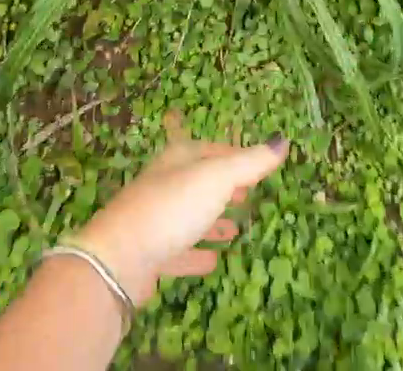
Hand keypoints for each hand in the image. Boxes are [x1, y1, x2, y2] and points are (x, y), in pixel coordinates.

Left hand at [73, 134, 287, 302]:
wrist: (119, 258)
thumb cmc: (172, 207)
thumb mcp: (217, 178)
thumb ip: (251, 162)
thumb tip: (283, 140)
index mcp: (179, 159)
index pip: (213, 151)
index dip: (237, 157)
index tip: (259, 167)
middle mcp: (166, 184)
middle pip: (200, 182)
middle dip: (225, 188)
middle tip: (249, 195)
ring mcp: (156, 219)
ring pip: (190, 216)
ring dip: (212, 222)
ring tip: (236, 230)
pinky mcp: (150, 254)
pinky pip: (180, 251)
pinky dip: (197, 253)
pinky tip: (213, 262)